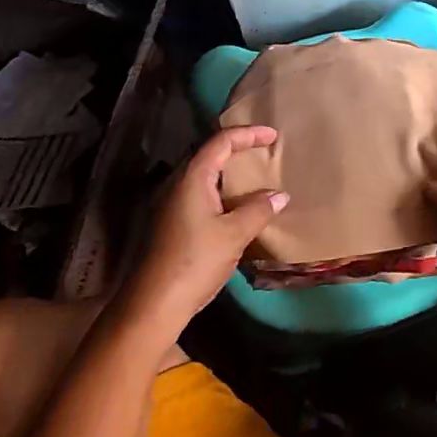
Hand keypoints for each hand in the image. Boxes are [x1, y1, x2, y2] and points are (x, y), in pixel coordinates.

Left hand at [124, 126, 288, 324]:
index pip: (220, 142)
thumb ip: (258, 210)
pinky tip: (242, 208)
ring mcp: (174, 204)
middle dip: (239, 150)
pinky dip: (226, 194)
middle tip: (267, 153)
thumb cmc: (195, 260)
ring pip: (207, 178)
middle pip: (211, 156)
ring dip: (233, 175)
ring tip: (259, 178)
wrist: (156, 301)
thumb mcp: (234, 234)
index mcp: (192, 178)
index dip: (248, 134)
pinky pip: (204, 196)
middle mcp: (179, 184)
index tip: (273, 135)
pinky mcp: (175, 224)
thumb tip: (280, 195)